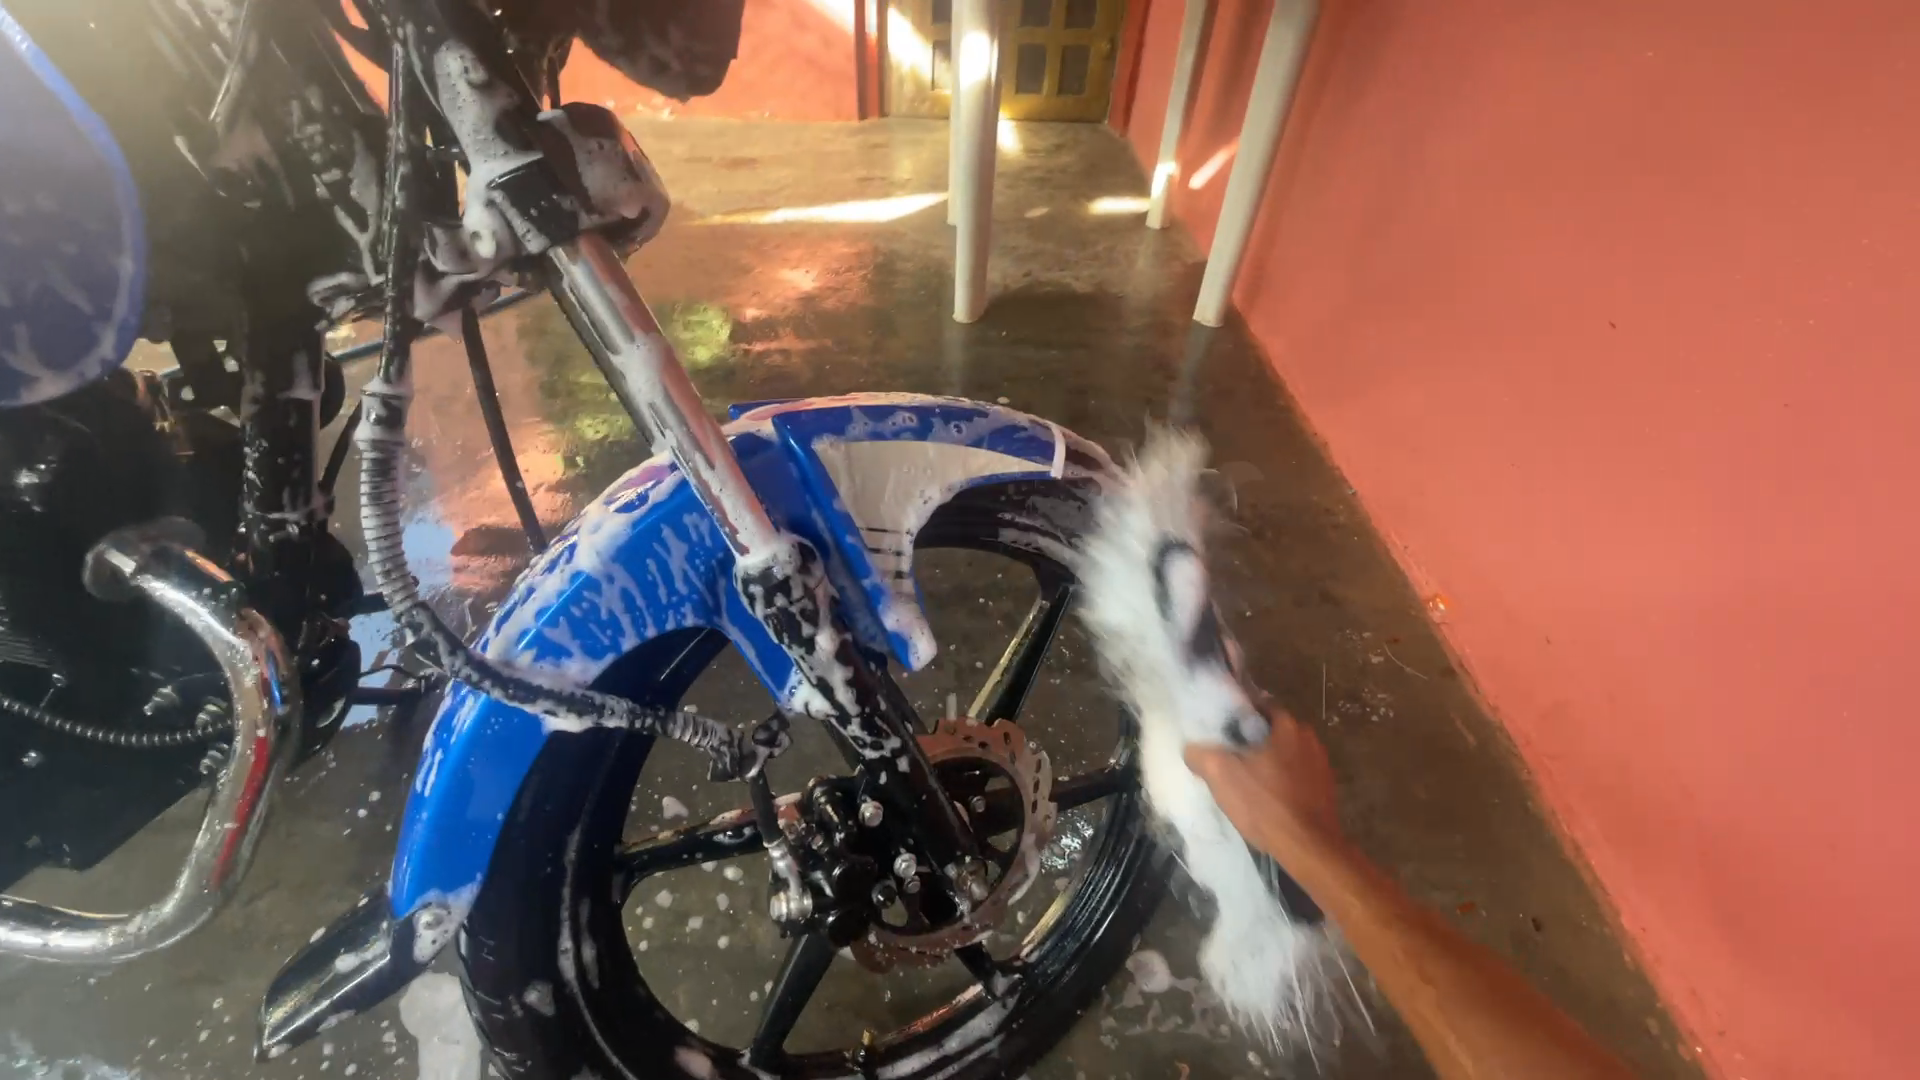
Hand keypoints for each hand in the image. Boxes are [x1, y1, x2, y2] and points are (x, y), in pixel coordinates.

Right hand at [1184, 707, 1345, 865]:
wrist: (1310, 849)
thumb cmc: (1266, 804)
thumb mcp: (1220, 775)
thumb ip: (1200, 754)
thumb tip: (1191, 749)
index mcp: (1287, 725)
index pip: (1258, 703)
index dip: (1237, 713)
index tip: (1220, 728)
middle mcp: (1308, 738)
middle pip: (1271, 729)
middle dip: (1250, 739)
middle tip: (1227, 755)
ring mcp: (1321, 764)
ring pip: (1284, 752)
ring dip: (1266, 760)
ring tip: (1244, 778)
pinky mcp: (1325, 788)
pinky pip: (1295, 774)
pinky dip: (1280, 779)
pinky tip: (1266, 797)